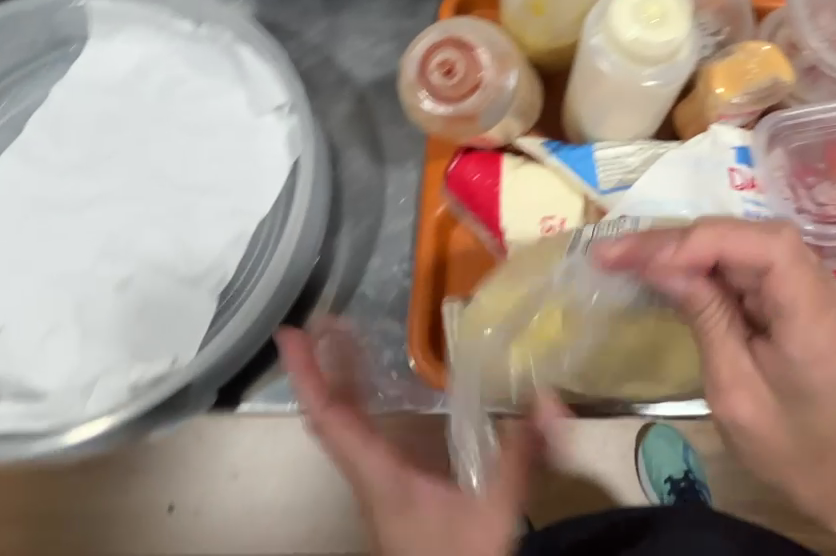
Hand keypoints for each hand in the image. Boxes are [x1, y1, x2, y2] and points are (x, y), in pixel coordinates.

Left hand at [277, 321, 560, 555]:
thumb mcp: (494, 515)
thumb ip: (518, 458)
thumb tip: (544, 399)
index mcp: (379, 477)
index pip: (331, 420)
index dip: (308, 376)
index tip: (290, 335)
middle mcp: (368, 476)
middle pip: (331, 416)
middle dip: (320, 367)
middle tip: (321, 320)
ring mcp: (377, 482)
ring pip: (344, 424)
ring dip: (339, 379)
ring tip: (342, 336)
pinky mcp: (391, 486)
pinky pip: (362, 433)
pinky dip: (360, 399)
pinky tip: (377, 382)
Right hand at [594, 219, 835, 533]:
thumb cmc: (792, 452)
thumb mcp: (735, 396)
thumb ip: (705, 318)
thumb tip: (661, 263)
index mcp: (821, 325)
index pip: (770, 249)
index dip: (705, 240)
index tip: (645, 257)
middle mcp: (834, 290)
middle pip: (754, 239)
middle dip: (682, 241)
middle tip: (618, 251)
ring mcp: (828, 284)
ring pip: (751, 243)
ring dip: (690, 247)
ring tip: (632, 255)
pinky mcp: (813, 288)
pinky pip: (757, 260)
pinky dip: (712, 260)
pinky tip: (673, 266)